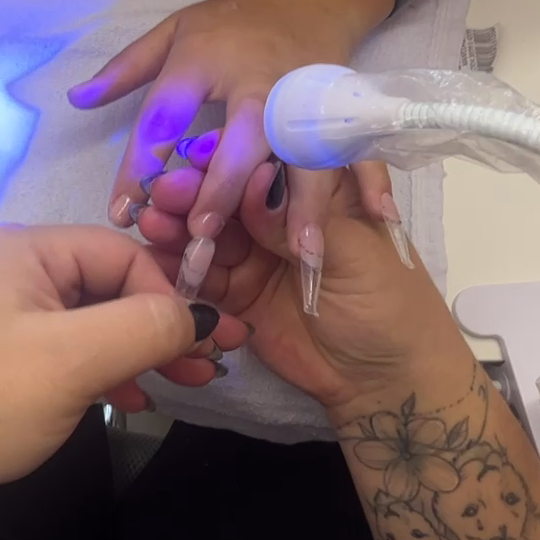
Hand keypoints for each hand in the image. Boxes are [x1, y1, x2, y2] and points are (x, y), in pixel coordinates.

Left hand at [0, 225, 251, 495]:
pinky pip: (80, 347)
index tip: (201, 344)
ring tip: (191, 382)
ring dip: (146, 350)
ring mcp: (18, 310)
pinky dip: (113, 369)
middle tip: (215, 361)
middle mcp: (23, 268)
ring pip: (102, 320)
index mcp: (29, 249)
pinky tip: (137, 399)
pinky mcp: (18, 349)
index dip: (166, 295)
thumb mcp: (78, 358)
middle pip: (115, 285)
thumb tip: (206, 313)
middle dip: (165, 325)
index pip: (123, 254)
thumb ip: (149, 325)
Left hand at [69, 0, 392, 251]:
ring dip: (301, 201)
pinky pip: (355, 147)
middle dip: (224, 185)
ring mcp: (302, 95)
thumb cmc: (230, 23)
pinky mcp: (338, 107)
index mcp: (202, 61)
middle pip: (241, 135)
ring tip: (297, 251)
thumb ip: (126, 70)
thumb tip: (76, 98)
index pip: (163, 117)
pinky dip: (365, 181)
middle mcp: (254, 82)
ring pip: (303, 150)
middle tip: (204, 231)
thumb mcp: (172, 33)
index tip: (121, 211)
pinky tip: (375, 218)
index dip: (140, 164)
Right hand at [142, 155, 469, 410]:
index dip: (234, 158)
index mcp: (318, 196)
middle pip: (230, 196)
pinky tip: (152, 258)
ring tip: (150, 223)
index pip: (271, 164)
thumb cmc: (389, 307)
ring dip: (178, 227)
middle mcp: (280, 218)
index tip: (198, 157)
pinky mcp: (235, 293)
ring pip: (209, 233)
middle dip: (196, 193)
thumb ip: (300, 219)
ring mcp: (255, 255)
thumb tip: (255, 181)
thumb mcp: (354, 253)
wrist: (383, 382)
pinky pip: (201, 276)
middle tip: (163, 194)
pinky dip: (178, 268)